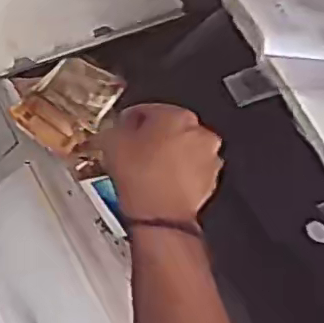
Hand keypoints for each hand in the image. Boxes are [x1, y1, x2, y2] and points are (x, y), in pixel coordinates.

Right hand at [96, 103, 223, 222]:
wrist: (159, 214)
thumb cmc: (139, 176)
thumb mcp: (112, 141)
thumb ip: (117, 127)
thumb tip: (119, 128)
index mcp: (176, 115)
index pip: (148, 108)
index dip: (130, 118)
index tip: (123, 126)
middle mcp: (198, 132)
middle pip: (170, 126)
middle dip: (152, 134)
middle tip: (133, 145)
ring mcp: (208, 156)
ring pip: (182, 146)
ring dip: (166, 151)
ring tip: (144, 164)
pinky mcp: (211, 177)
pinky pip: (190, 166)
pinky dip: (177, 168)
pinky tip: (157, 177)